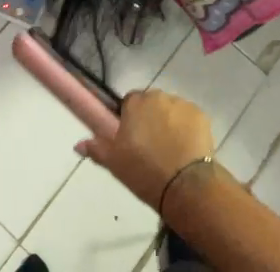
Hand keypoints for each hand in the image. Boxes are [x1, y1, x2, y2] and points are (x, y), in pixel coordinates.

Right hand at [77, 90, 214, 209]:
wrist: (185, 184)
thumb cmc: (144, 171)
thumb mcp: (114, 163)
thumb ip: (96, 148)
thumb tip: (77, 143)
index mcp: (136, 103)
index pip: (129, 102)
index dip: (129, 119)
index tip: (130, 138)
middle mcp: (159, 96)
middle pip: (151, 104)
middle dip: (150, 119)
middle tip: (149, 147)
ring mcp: (182, 104)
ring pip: (171, 111)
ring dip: (169, 123)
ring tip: (169, 152)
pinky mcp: (201, 115)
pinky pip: (189, 119)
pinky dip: (187, 130)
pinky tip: (185, 150)